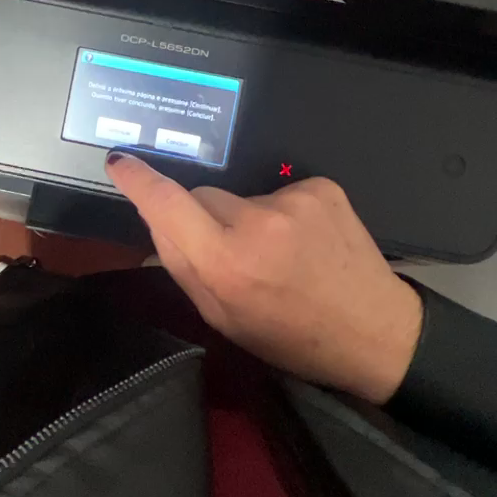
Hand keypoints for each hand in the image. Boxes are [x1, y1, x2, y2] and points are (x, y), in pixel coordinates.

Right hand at [108, 153, 424, 403]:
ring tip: (279, 252)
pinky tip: (304, 240)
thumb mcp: (223, 317)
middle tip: (234, 252)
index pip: (167, 204)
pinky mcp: (321, 188)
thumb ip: (183, 264)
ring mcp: (293, 201)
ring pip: (240, 194)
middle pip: (202, 195)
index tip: (120, 162)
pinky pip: (278, 191)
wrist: (375, 332)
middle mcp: (257, 224)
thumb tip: (154, 216)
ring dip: (246, 216)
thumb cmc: (290, 335)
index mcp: (227, 264)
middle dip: (205, 217)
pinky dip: (283, 211)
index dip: (138, 180)